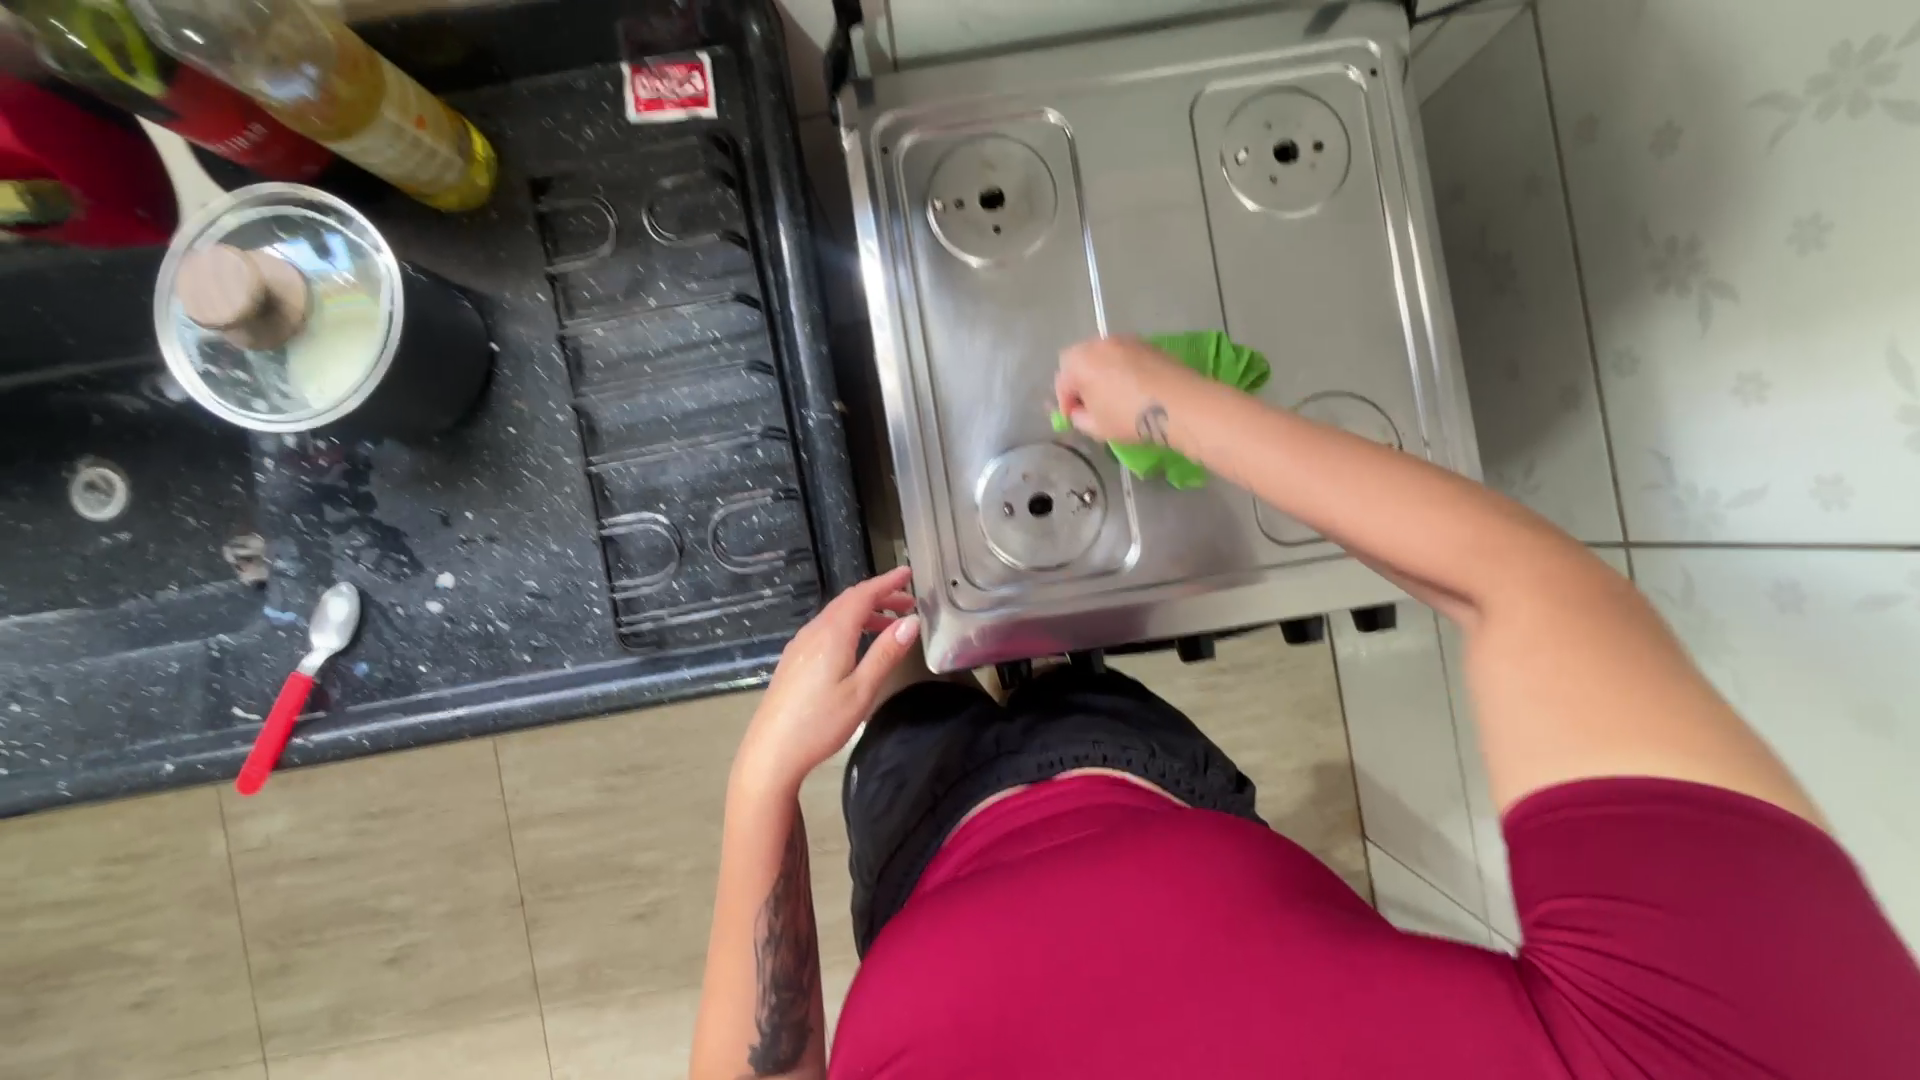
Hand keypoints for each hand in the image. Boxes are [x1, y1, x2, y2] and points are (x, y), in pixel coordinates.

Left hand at [734, 566, 920, 792]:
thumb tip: (910, 622)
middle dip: (879, 596)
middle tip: (908, 602)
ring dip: (864, 613)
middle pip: (848, 602)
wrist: (771, 752)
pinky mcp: (793, 661)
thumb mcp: (862, 690)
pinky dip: (848, 627)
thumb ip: (886, 653)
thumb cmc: (821, 723)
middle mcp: (813, 632)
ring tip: (889, 626)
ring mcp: (799, 646)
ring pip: (835, 616)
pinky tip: (857, 646)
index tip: (908, 573)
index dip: (887, 582)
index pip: (862, 595)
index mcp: (832, 634)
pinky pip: (825, 630)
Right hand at [1054, 336, 1204, 445]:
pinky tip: (1133, 390)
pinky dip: (1122, 370)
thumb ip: (1079, 418)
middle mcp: (1100, 343)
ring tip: (1113, 397)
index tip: (1073, 418)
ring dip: (1102, 374)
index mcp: (1080, 361)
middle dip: (1080, 382)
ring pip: (1104, 356)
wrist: (1180, 405)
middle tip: (1090, 405)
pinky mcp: (1148, 345)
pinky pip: (1125, 357)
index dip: (1065, 402)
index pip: (1062, 381)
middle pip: (1080, 361)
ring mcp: (1127, 340)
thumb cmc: (1130, 418)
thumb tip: (1079, 411)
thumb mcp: (1097, 427)